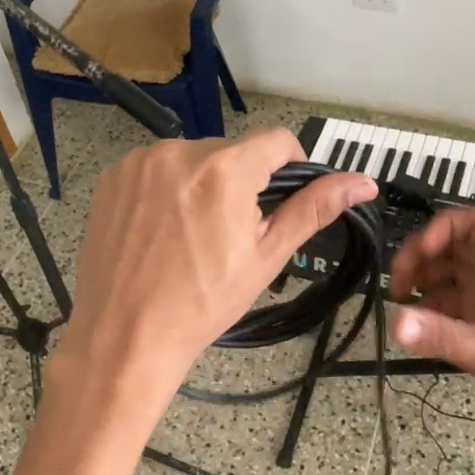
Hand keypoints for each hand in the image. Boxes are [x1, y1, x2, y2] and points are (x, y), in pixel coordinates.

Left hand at [52, 128, 378, 424]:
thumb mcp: (266, 256)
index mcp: (224, 169)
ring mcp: (140, 162)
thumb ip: (314, 208)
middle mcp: (179, 151)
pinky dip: (165, 189)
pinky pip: (154, 168)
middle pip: (232, 151)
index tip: (280, 202)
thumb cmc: (203, 302)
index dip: (291, 167)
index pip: (277, 139)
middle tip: (231, 232)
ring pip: (192, 158)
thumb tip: (362, 181)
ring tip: (191, 234)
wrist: (126, 334)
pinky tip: (161, 229)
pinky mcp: (112, 176)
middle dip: (241, 182)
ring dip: (201, 183)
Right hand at [388, 207, 474, 440]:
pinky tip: (421, 328)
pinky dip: (437, 307)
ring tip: (401, 304)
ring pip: (456, 273)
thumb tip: (395, 322)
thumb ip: (440, 336)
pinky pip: (460, 302)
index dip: (443, 227)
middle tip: (397, 284)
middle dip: (423, 256)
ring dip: (427, 280)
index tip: (420, 253)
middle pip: (458, 245)